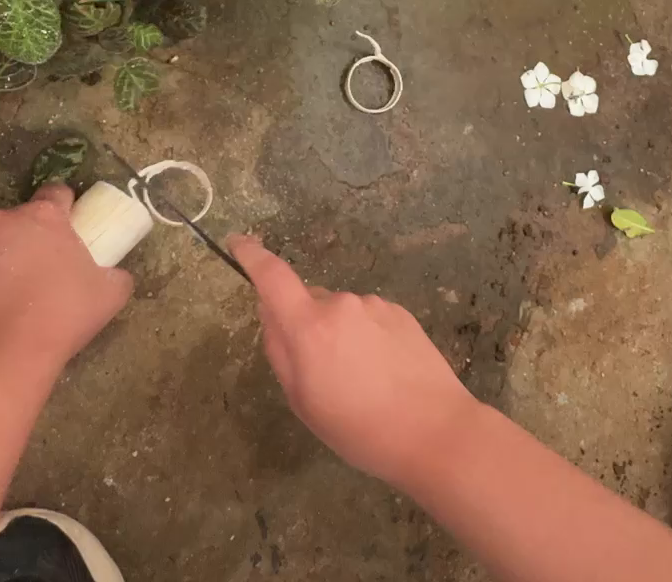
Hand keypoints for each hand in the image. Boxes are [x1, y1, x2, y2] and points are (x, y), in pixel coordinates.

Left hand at [0, 184, 134, 379]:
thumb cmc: (59, 318)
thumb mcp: (110, 294)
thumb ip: (115, 274)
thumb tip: (113, 274)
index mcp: (44, 218)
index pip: (55, 194)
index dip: (63, 210)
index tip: (66, 231)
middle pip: (14, 221)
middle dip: (24, 240)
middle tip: (35, 275)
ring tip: (0, 300)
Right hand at [230, 235, 481, 486]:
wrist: (434, 429)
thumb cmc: (359, 429)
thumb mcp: (303, 401)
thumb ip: (280, 351)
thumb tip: (272, 314)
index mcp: (310, 326)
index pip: (272, 276)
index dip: (251, 255)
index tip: (237, 241)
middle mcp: (342, 304)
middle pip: (308, 302)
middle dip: (305, 326)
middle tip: (321, 375)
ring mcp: (374, 305)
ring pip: (340, 313)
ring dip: (339, 335)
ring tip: (361, 382)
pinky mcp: (400, 312)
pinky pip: (368, 318)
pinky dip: (366, 338)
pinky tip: (384, 372)